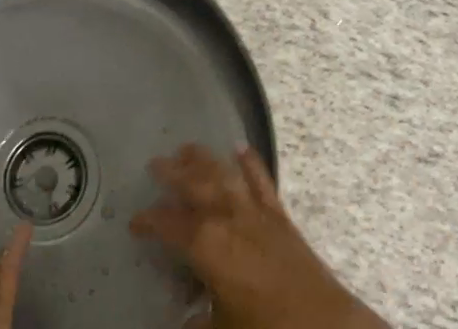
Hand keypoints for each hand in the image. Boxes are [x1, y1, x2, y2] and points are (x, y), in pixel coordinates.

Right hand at [131, 144, 389, 328]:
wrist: (323, 323)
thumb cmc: (264, 326)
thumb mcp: (219, 328)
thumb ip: (193, 320)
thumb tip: (174, 323)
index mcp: (206, 245)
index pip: (168, 224)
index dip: (149, 221)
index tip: (135, 223)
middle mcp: (228, 219)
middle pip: (195, 186)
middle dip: (173, 173)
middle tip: (155, 163)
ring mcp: (256, 214)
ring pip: (225, 176)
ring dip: (205, 160)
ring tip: (187, 148)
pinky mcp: (280, 217)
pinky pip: (262, 183)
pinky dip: (251, 163)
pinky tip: (240, 147)